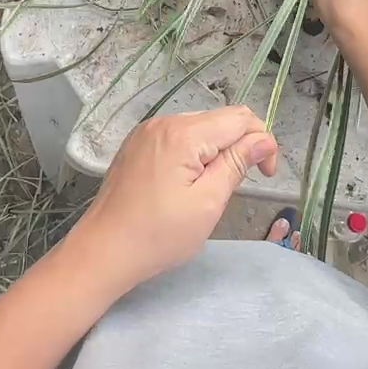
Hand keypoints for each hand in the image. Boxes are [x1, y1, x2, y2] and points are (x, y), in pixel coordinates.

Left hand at [65, 107, 278, 291]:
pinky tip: (186, 182)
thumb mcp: (207, 203)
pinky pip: (177, 136)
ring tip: (209, 187)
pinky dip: (192, 152)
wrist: (103, 251)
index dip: (260, 141)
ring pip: (199, 127)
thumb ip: (237, 164)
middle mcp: (164, 121)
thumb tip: (265, 139)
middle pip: (219, 119)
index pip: (239, 118)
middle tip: (235, 185)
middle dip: (238, 145)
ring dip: (215, 149)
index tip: (264, 175)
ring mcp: (147, 130)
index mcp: (183, 134)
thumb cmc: (158, 235)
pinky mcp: (137, 143)